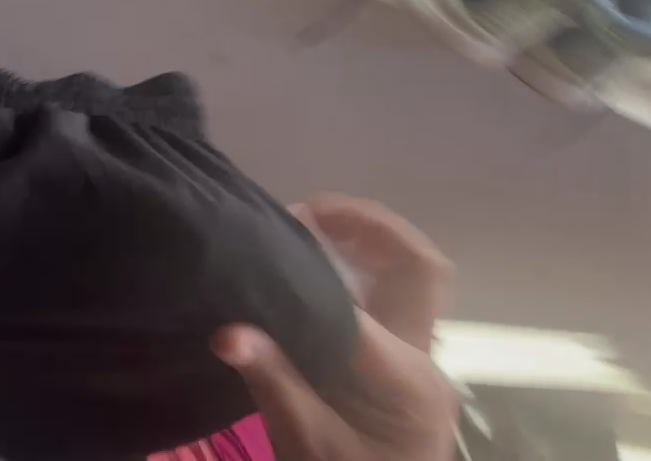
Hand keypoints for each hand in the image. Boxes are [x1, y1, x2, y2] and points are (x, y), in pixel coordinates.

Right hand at [213, 195, 458, 460]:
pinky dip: (361, 257)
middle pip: (419, 267)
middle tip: (303, 212)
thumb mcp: (303, 441)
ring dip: (364, 235)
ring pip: (413, 272)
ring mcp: (423, 355)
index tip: (267, 235)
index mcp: (403, 381)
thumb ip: (271, 381)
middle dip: (366, 224)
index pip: (358, 305)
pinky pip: (397, 286)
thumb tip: (225, 333)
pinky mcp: (410, 354)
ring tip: (306, 223)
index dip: (309, 267)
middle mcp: (425, 359)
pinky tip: (317, 258)